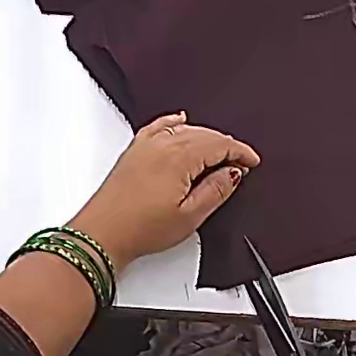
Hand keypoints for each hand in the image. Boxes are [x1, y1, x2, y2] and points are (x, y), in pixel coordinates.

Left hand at [67, 113, 260, 268]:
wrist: (103, 234)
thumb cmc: (140, 228)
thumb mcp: (190, 216)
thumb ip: (216, 190)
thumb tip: (234, 173)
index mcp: (179, 157)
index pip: (219, 144)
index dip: (240, 152)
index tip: (252, 161)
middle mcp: (161, 144)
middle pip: (204, 134)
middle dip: (226, 146)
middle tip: (240, 163)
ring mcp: (146, 145)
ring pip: (185, 129)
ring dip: (206, 138)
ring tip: (218, 154)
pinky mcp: (135, 151)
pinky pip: (160, 126)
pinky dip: (175, 122)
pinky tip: (180, 120)